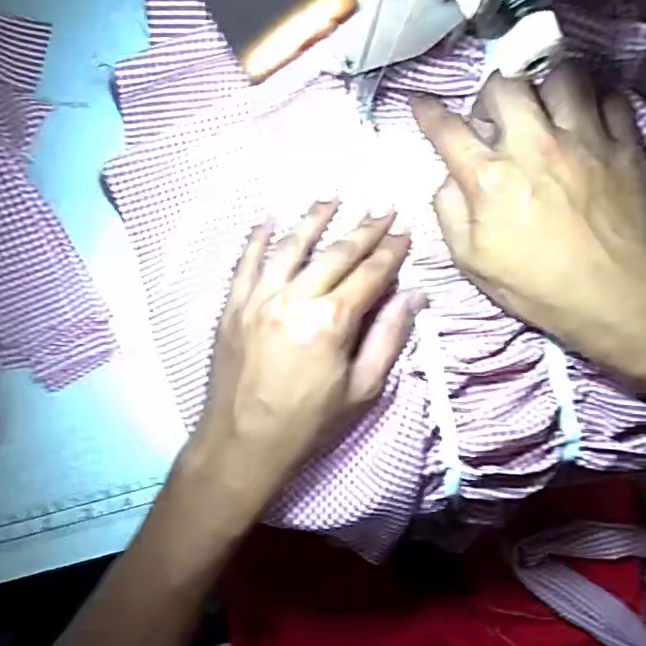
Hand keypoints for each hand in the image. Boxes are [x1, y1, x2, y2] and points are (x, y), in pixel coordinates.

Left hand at [185, 202, 423, 502]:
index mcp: (330, 321)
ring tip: (332, 199)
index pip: (369, 274)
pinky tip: (270, 221)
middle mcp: (294, 298)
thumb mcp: (362, 389)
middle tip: (382, 208)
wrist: (241, 446)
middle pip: (336, 253)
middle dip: (363, 229)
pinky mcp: (232, 307)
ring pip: (291, 246)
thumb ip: (388, 337)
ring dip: (314, 220)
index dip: (391, 251)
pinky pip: (246, 262)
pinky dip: (259, 239)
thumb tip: (413, 296)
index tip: (405, 231)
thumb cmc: (308, 424)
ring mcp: (258, 298)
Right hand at [411, 66, 645, 376]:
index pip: (448, 129)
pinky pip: (610, 98)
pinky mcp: (623, 145)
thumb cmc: (539, 287)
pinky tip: (591, 121)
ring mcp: (583, 139)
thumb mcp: (473, 263)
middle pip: (505, 86)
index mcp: (490, 177)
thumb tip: (449, 179)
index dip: (428, 112)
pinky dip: (597, 103)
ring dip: (547, 89)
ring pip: (562, 77)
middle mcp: (534, 144)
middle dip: (492, 95)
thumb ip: (451, 214)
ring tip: (548, 110)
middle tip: (497, 117)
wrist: (615, 295)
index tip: (421, 103)